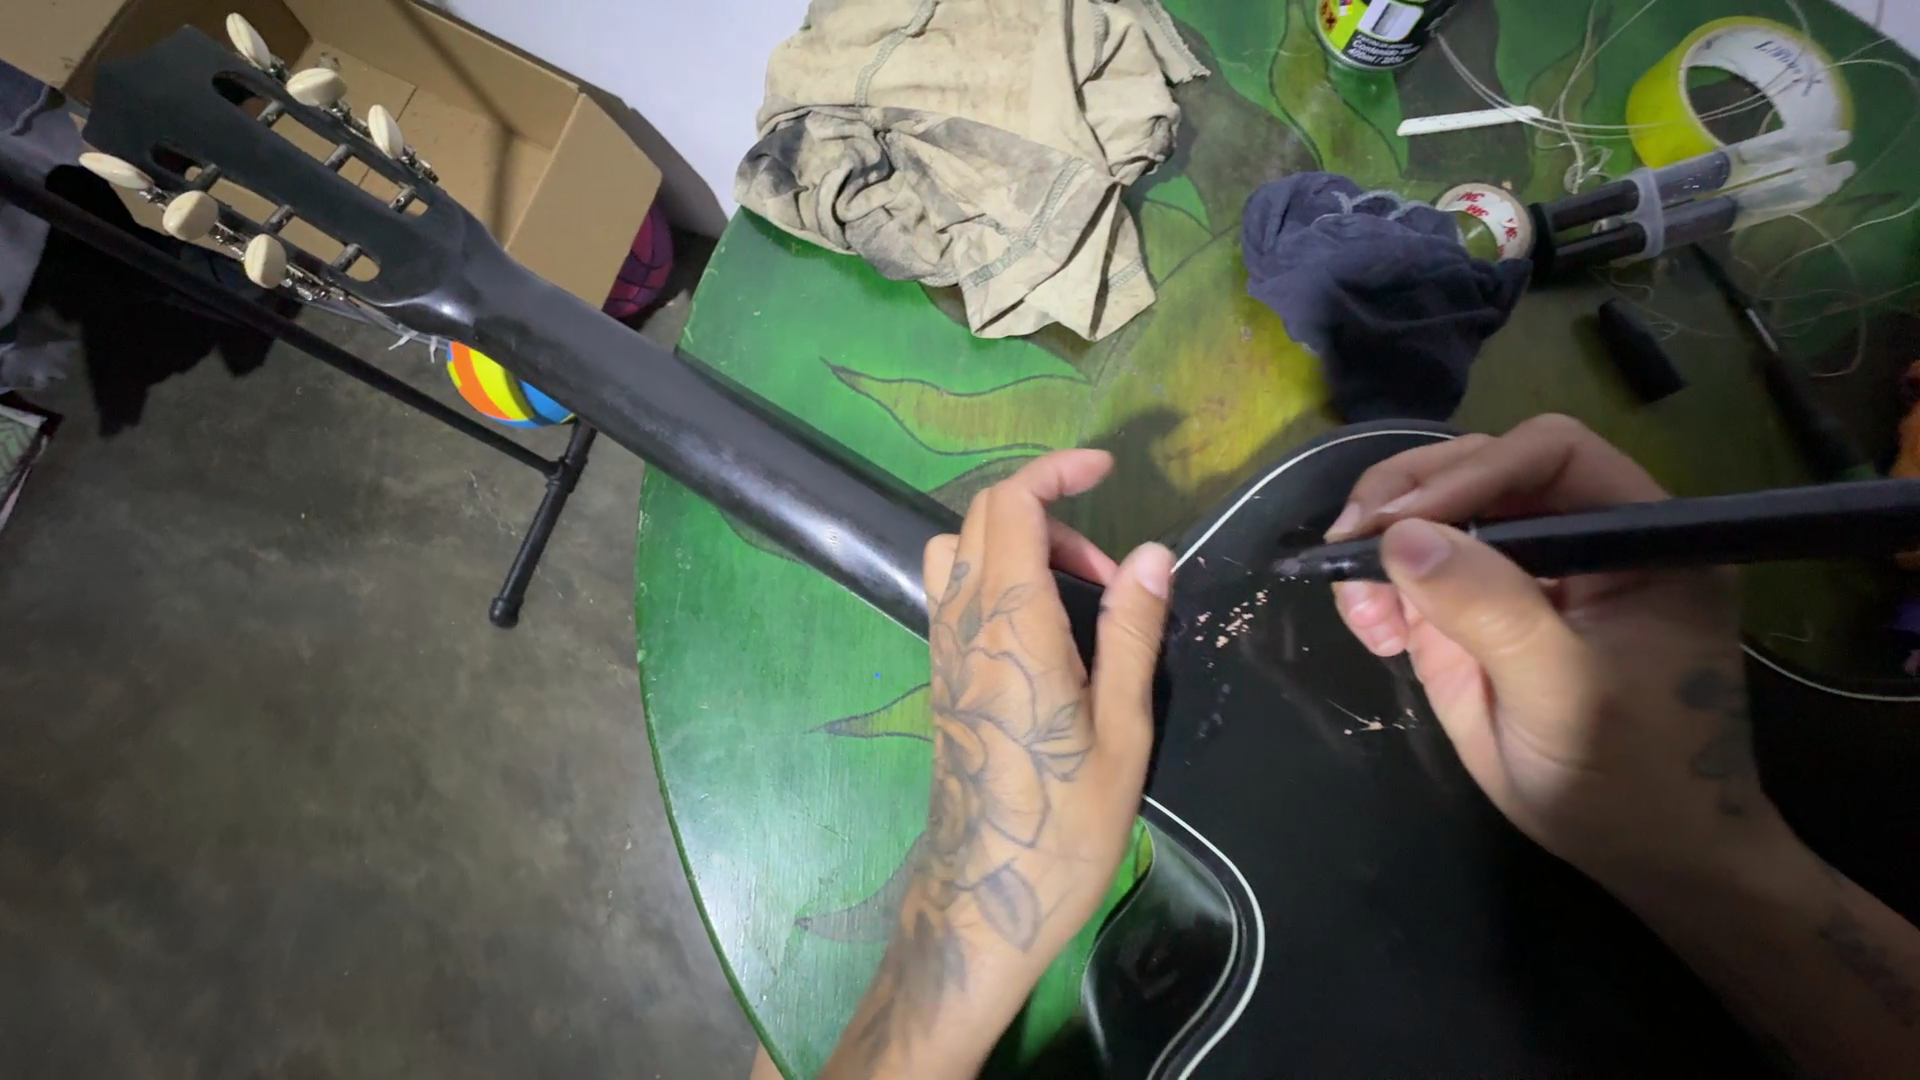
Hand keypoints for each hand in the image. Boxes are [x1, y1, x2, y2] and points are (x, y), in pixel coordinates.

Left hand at [822, 449, 1173, 1079]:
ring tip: (1074, 593)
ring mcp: (943, 643)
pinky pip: (954, 587)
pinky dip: (996, 571)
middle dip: (1051, 512)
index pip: (1013, 506)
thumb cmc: (1065, 819)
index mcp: (1013, 622)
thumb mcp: (1122, 726)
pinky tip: (1042, 624)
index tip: (1105, 468)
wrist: (985, 892)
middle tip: (1108, 570)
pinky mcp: (941, 667)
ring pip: (961, 546)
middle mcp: (965, 619)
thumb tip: (1152, 552)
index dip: (1056, 471)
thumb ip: (1131, 629)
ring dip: (1018, 542)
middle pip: (985, 516)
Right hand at [1326, 415, 1786, 891]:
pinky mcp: (1463, 601)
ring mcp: (1511, 567)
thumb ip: (1491, 610)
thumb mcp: (1565, 695)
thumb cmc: (1629, 775)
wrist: (1626, 844)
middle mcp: (1569, 535)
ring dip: (1372, 546)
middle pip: (1472, 467)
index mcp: (1635, 537)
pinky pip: (1400, 563)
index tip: (1399, 524)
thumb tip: (1399, 537)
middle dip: (1401, 501)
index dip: (1470, 472)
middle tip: (1347, 545)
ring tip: (1361, 612)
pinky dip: (1368, 584)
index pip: (1549, 455)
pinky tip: (1373, 630)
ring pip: (1422, 511)